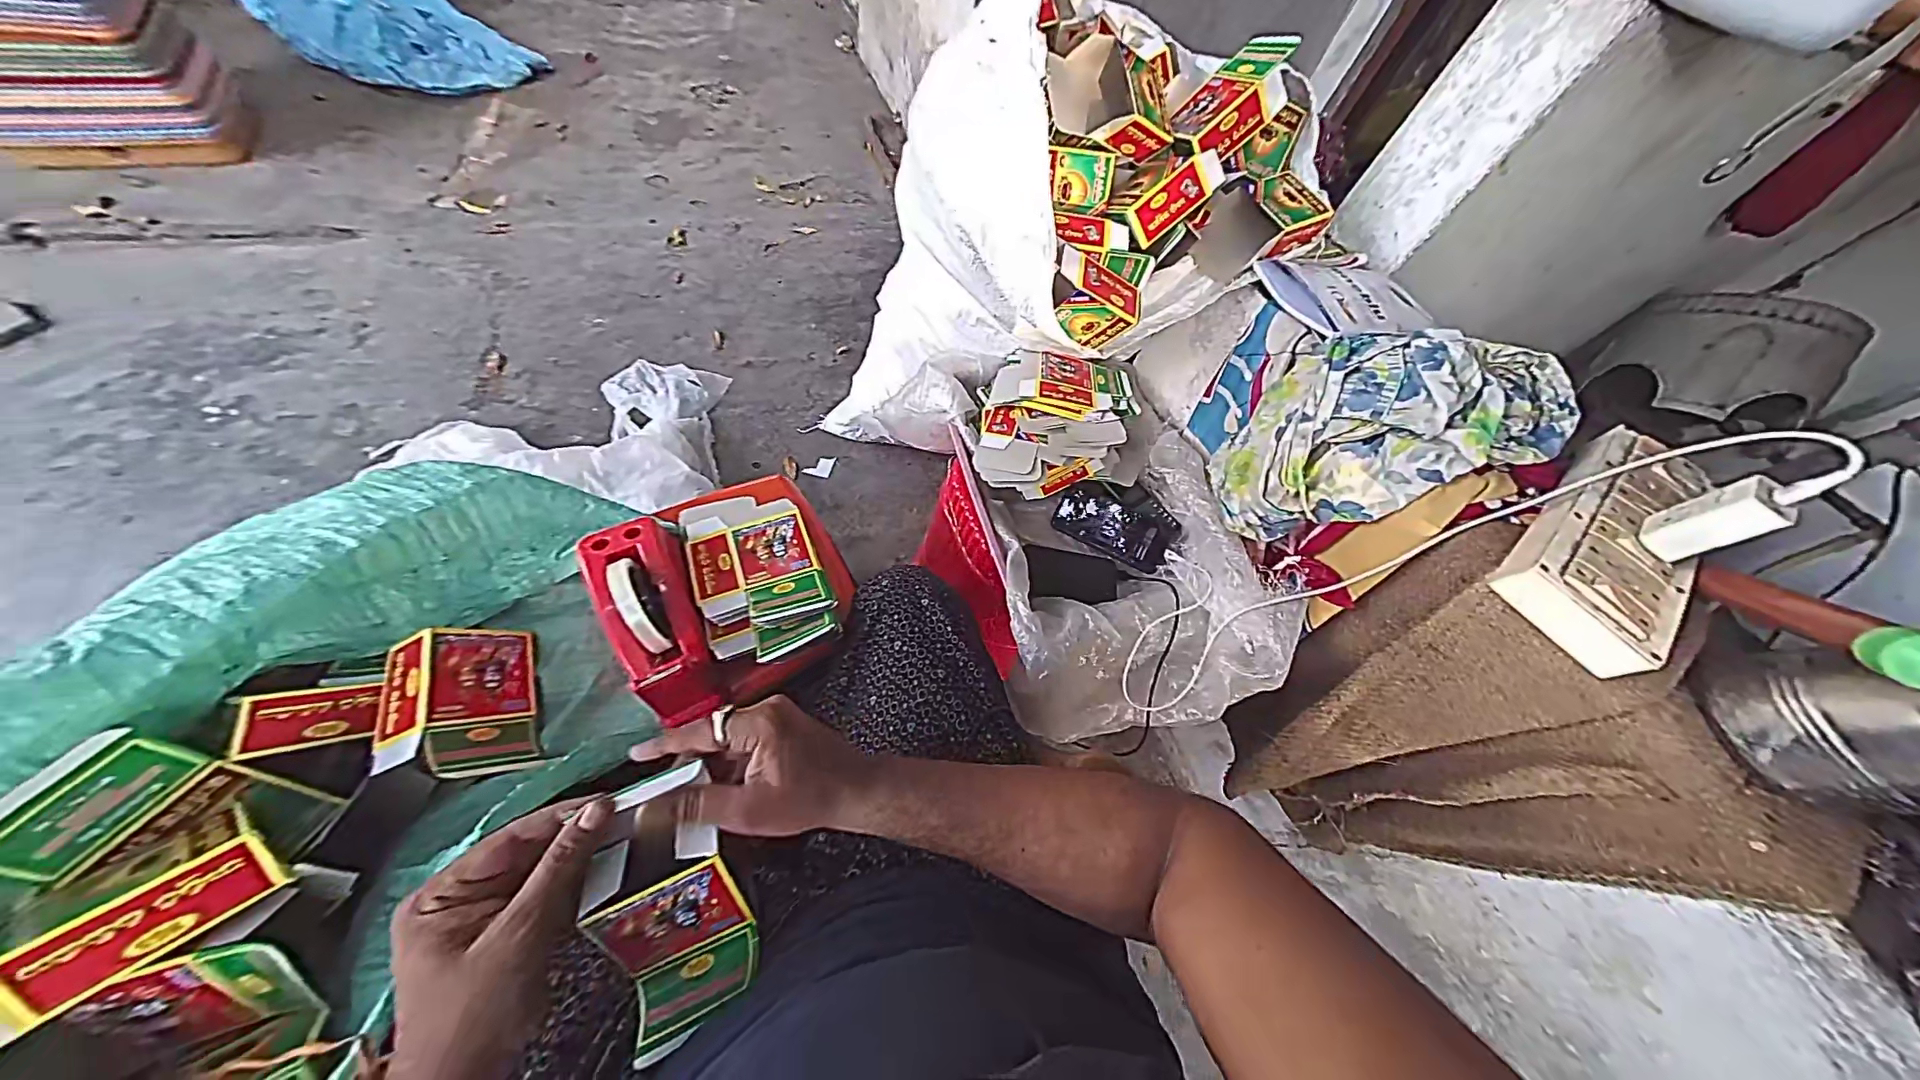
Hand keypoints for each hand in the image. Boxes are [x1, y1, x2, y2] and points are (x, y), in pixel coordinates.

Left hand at [387, 798, 612, 1079]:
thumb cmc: (474, 1018)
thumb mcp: (519, 934)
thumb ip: (559, 868)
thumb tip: (594, 811)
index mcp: (439, 896)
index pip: (510, 837)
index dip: (560, 816)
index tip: (606, 801)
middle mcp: (458, 899)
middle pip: (526, 852)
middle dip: (572, 837)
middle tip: (621, 817)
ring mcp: (483, 917)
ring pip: (540, 871)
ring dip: (578, 858)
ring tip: (619, 837)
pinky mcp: (509, 933)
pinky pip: (546, 894)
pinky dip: (574, 883)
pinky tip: (602, 871)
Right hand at [628, 696, 878, 836]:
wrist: (855, 791)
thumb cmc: (812, 798)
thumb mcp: (748, 810)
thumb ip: (697, 806)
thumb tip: (656, 808)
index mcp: (758, 723)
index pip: (697, 731)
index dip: (663, 746)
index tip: (638, 754)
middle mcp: (767, 709)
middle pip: (711, 734)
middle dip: (691, 764)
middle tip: (671, 793)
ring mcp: (776, 714)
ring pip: (726, 739)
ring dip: (713, 766)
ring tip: (706, 797)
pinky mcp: (782, 723)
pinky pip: (744, 739)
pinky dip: (732, 763)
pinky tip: (732, 787)